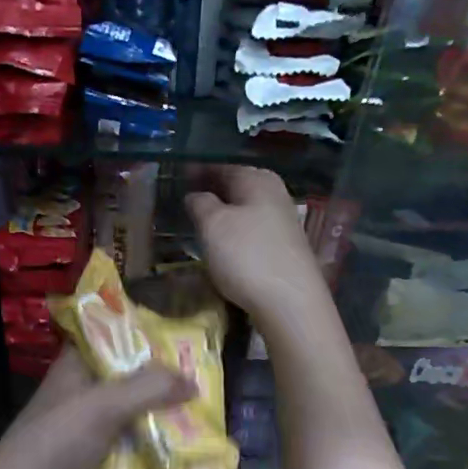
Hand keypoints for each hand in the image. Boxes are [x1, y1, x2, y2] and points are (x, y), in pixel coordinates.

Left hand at [0, 348, 192, 468]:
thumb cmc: (59, 439)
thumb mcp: (105, 404)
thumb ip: (149, 388)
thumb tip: (193, 382)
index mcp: (74, 369)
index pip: (109, 341)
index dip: (140, 340)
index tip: (177, 343)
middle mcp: (81, 393)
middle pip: (127, 381)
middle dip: (159, 383)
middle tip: (199, 380)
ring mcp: (88, 428)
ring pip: (132, 415)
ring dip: (159, 417)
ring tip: (200, 412)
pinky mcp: (96, 458)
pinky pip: (130, 445)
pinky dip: (151, 445)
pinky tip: (183, 444)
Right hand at [183, 165, 329, 320]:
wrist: (289, 302)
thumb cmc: (247, 256)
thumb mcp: (213, 225)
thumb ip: (200, 204)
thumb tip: (195, 195)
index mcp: (257, 179)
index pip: (222, 167)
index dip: (198, 171)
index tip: (178, 179)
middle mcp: (275, 194)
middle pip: (237, 188)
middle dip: (212, 193)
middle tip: (186, 203)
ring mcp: (283, 223)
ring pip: (246, 211)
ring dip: (224, 216)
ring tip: (201, 226)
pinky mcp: (284, 249)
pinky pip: (253, 233)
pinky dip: (236, 235)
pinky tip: (225, 248)